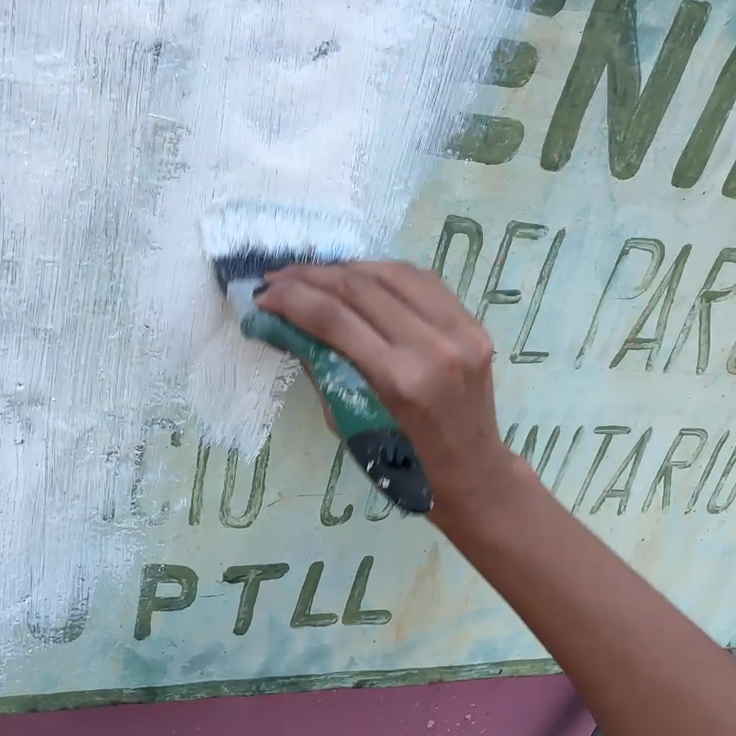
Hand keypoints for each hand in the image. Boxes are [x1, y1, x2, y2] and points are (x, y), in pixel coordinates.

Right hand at [253, 261, 526, 518]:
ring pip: (390, 274)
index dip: (292, 300)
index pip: (334, 321)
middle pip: (359, 289)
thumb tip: (288, 327)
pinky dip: (381, 272)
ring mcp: (459, 331)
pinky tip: (355, 275)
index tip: (263, 296)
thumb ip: (324, 369)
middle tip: (277, 277)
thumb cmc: (402, 461)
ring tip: (310, 273)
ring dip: (343, 268)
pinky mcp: (472, 323)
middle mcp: (432, 347)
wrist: (470, 468)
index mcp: (398, 381)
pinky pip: (420, 280)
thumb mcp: (349, 422)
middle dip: (310, 278)